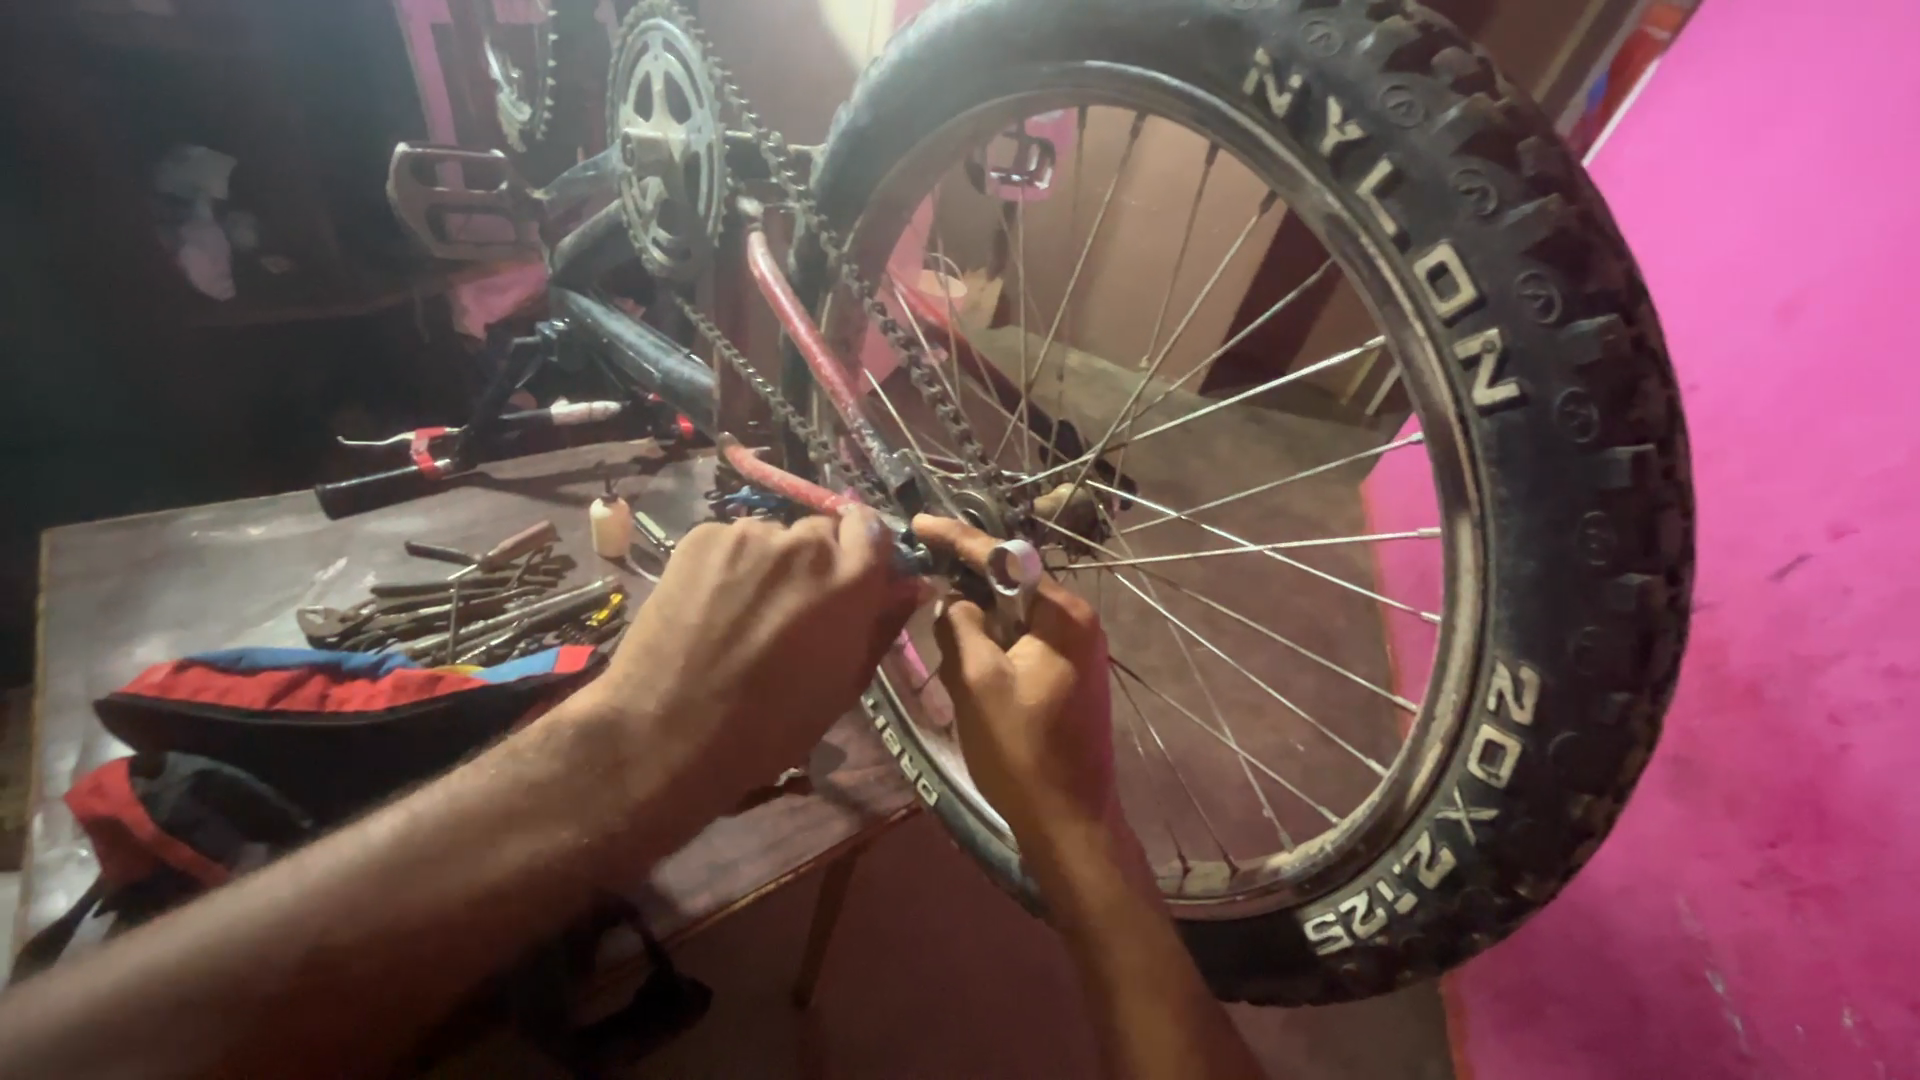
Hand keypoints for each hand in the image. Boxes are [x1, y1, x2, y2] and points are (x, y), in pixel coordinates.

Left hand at [583, 507, 920, 814]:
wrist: (669, 730)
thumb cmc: (772, 724)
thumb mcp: (845, 683)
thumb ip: (882, 624)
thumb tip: (914, 585)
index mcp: (852, 580)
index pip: (871, 529)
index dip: (861, 551)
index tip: (848, 579)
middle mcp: (806, 544)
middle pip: (822, 532)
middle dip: (816, 561)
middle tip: (793, 606)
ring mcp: (750, 535)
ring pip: (774, 538)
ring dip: (771, 563)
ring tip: (744, 612)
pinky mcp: (702, 537)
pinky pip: (732, 541)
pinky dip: (730, 565)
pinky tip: (712, 606)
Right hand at [913, 515, 1114, 843]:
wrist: (1069, 820)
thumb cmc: (1022, 750)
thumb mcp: (977, 681)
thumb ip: (960, 625)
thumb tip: (953, 599)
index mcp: (1063, 614)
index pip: (1004, 559)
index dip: (958, 539)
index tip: (920, 524)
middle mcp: (1078, 621)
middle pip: (1010, 587)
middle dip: (966, 594)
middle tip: (927, 604)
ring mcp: (1079, 648)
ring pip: (1014, 619)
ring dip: (979, 628)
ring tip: (950, 655)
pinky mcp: (1072, 673)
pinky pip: (1025, 642)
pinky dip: (995, 648)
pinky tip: (973, 671)